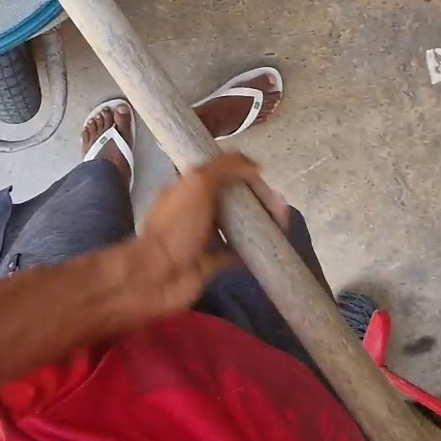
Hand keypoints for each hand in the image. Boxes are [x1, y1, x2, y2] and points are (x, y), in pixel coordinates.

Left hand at [99, 153, 281, 326]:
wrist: (157, 276)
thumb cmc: (176, 226)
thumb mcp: (198, 184)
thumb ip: (225, 168)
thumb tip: (256, 165)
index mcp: (188, 188)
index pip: (220, 173)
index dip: (244, 173)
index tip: (266, 178)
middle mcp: (195, 210)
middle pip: (232, 199)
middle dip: (258, 199)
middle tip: (281, 206)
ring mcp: (203, 238)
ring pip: (237, 225)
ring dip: (259, 222)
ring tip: (282, 224)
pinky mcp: (210, 264)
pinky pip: (235, 253)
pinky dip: (252, 250)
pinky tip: (271, 246)